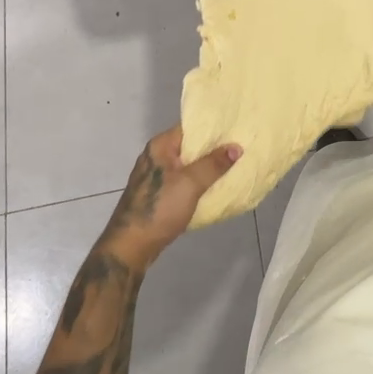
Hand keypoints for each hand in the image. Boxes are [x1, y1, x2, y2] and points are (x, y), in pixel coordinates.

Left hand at [98, 126, 241, 272]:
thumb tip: (236, 148)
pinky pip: (183, 182)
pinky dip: (198, 183)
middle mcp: (156, 157)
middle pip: (189, 147)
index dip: (212, 128)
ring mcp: (156, 177)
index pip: (189, 128)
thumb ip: (213, 165)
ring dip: (207, 168)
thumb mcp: (190, 184)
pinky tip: (215, 187)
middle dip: (213, 149)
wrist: (132, 245)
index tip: (235, 129)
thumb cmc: (160, 208)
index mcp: (160, 146)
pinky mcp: (159, 194)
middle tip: (240, 148)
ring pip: (187, 166)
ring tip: (233, 166)